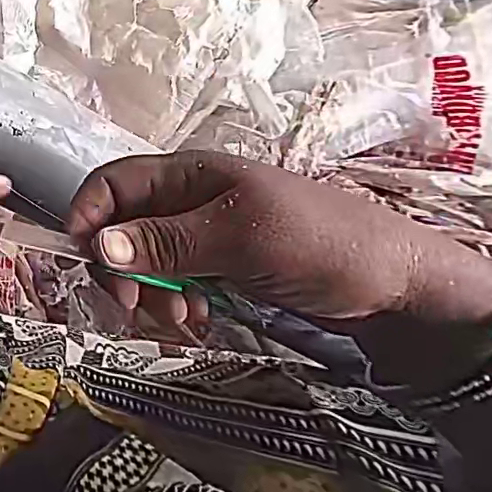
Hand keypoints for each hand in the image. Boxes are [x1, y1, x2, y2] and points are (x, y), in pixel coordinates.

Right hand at [64, 152, 491, 330]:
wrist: (408, 290)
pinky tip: (194, 317)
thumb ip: (166, 241)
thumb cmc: (324, 244)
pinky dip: (170, 298)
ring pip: (142, 255)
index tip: (84, 259)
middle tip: (130, 305)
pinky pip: (171, 277)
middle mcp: (184, 199)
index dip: (87, 215)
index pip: (110, 183)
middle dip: (118, 264)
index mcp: (184, 174)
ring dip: (145, 288)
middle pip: (120, 223)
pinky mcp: (217, 263)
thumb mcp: (241, 237)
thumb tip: (98, 245)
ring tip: (175, 317)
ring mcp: (201, 233)